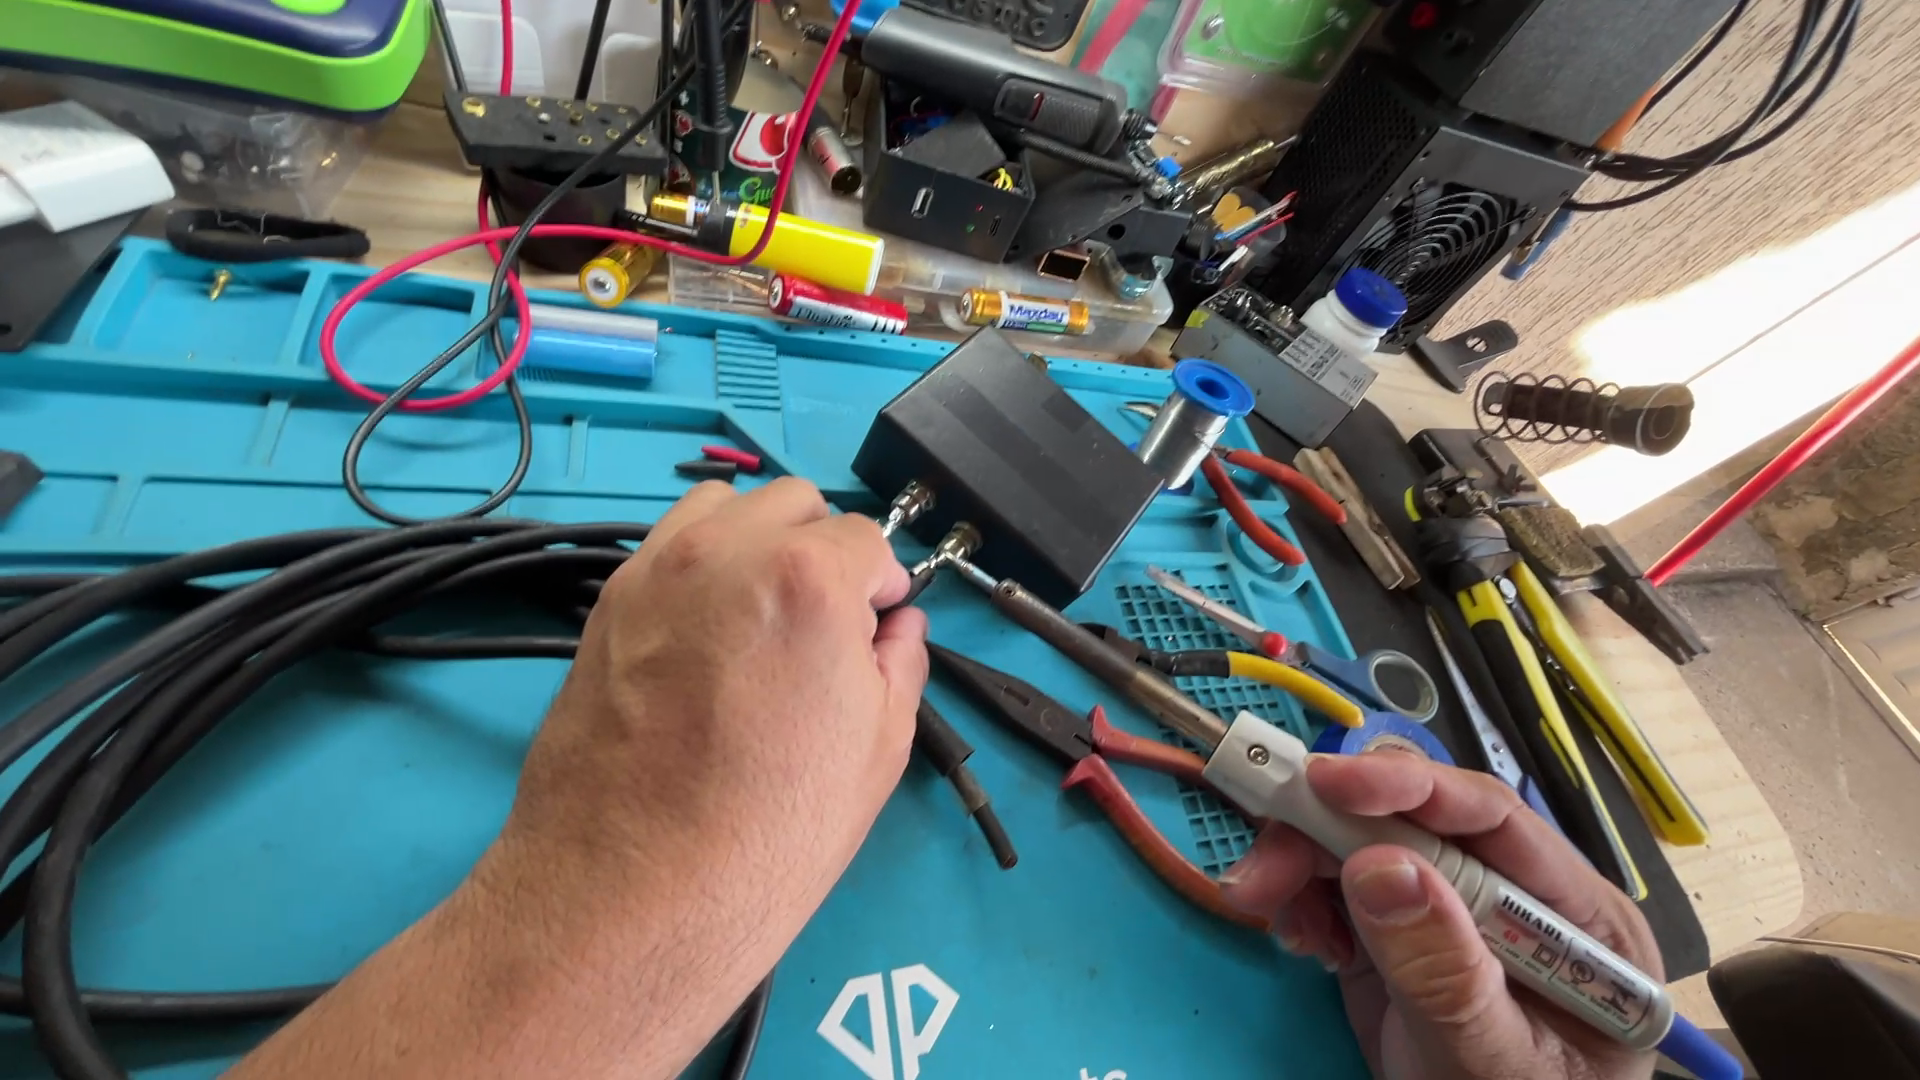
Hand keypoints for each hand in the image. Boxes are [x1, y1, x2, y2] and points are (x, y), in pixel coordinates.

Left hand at [471, 479, 926, 1066]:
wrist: (634, 893)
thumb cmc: (777, 826)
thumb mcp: (882, 743)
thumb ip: (903, 659)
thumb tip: (896, 627)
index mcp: (810, 577)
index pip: (866, 540)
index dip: (882, 587)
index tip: (876, 629)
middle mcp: (729, 550)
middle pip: (800, 504)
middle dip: (827, 550)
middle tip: (825, 621)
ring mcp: (659, 568)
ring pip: (731, 506)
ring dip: (764, 540)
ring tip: (766, 610)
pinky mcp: (611, 600)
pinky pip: (671, 540)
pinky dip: (706, 557)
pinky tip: (711, 622)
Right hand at [1219, 753, 1659, 1079]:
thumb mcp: (1487, 1058)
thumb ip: (1442, 969)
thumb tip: (1377, 863)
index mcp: (1567, 907)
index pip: (1487, 814)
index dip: (1404, 785)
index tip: (1324, 783)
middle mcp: (1500, 881)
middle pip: (1399, 815)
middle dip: (1319, 833)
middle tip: (1258, 874)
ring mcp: (1439, 893)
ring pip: (1350, 834)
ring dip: (1294, 864)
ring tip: (1265, 909)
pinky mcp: (1388, 910)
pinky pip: (1327, 870)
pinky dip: (1298, 894)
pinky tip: (1305, 941)